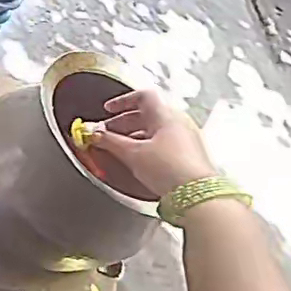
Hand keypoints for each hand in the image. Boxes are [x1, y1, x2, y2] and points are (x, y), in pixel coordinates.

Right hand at [90, 89, 217, 195]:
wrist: (196, 194)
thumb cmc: (168, 169)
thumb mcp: (131, 154)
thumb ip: (109, 141)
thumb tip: (94, 134)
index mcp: (165, 116)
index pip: (142, 96)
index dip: (122, 101)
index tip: (108, 110)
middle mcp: (178, 122)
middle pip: (146, 114)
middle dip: (121, 122)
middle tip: (105, 134)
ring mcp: (185, 138)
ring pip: (154, 129)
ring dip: (132, 135)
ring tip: (117, 148)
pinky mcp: (188, 153)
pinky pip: (163, 142)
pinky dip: (145, 145)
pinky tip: (136, 158)